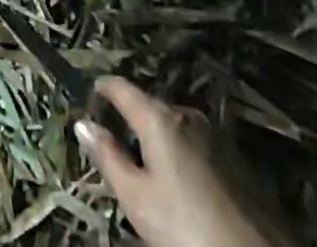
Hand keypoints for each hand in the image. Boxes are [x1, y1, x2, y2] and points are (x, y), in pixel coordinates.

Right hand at [76, 76, 293, 246]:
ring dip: (155, 139)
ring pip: (173, 126)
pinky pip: (193, 141)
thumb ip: (109, 157)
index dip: (105, 88)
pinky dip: (177, 151)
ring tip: (143, 170)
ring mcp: (214, 133)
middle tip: (113, 145)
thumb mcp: (137, 198)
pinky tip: (176, 184)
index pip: (124, 89)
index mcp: (160, 119)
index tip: (91, 90)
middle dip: (130, 120)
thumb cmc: (187, 228)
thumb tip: (84, 123)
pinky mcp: (233, 155)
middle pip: (150, 107)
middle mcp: (187, 115)